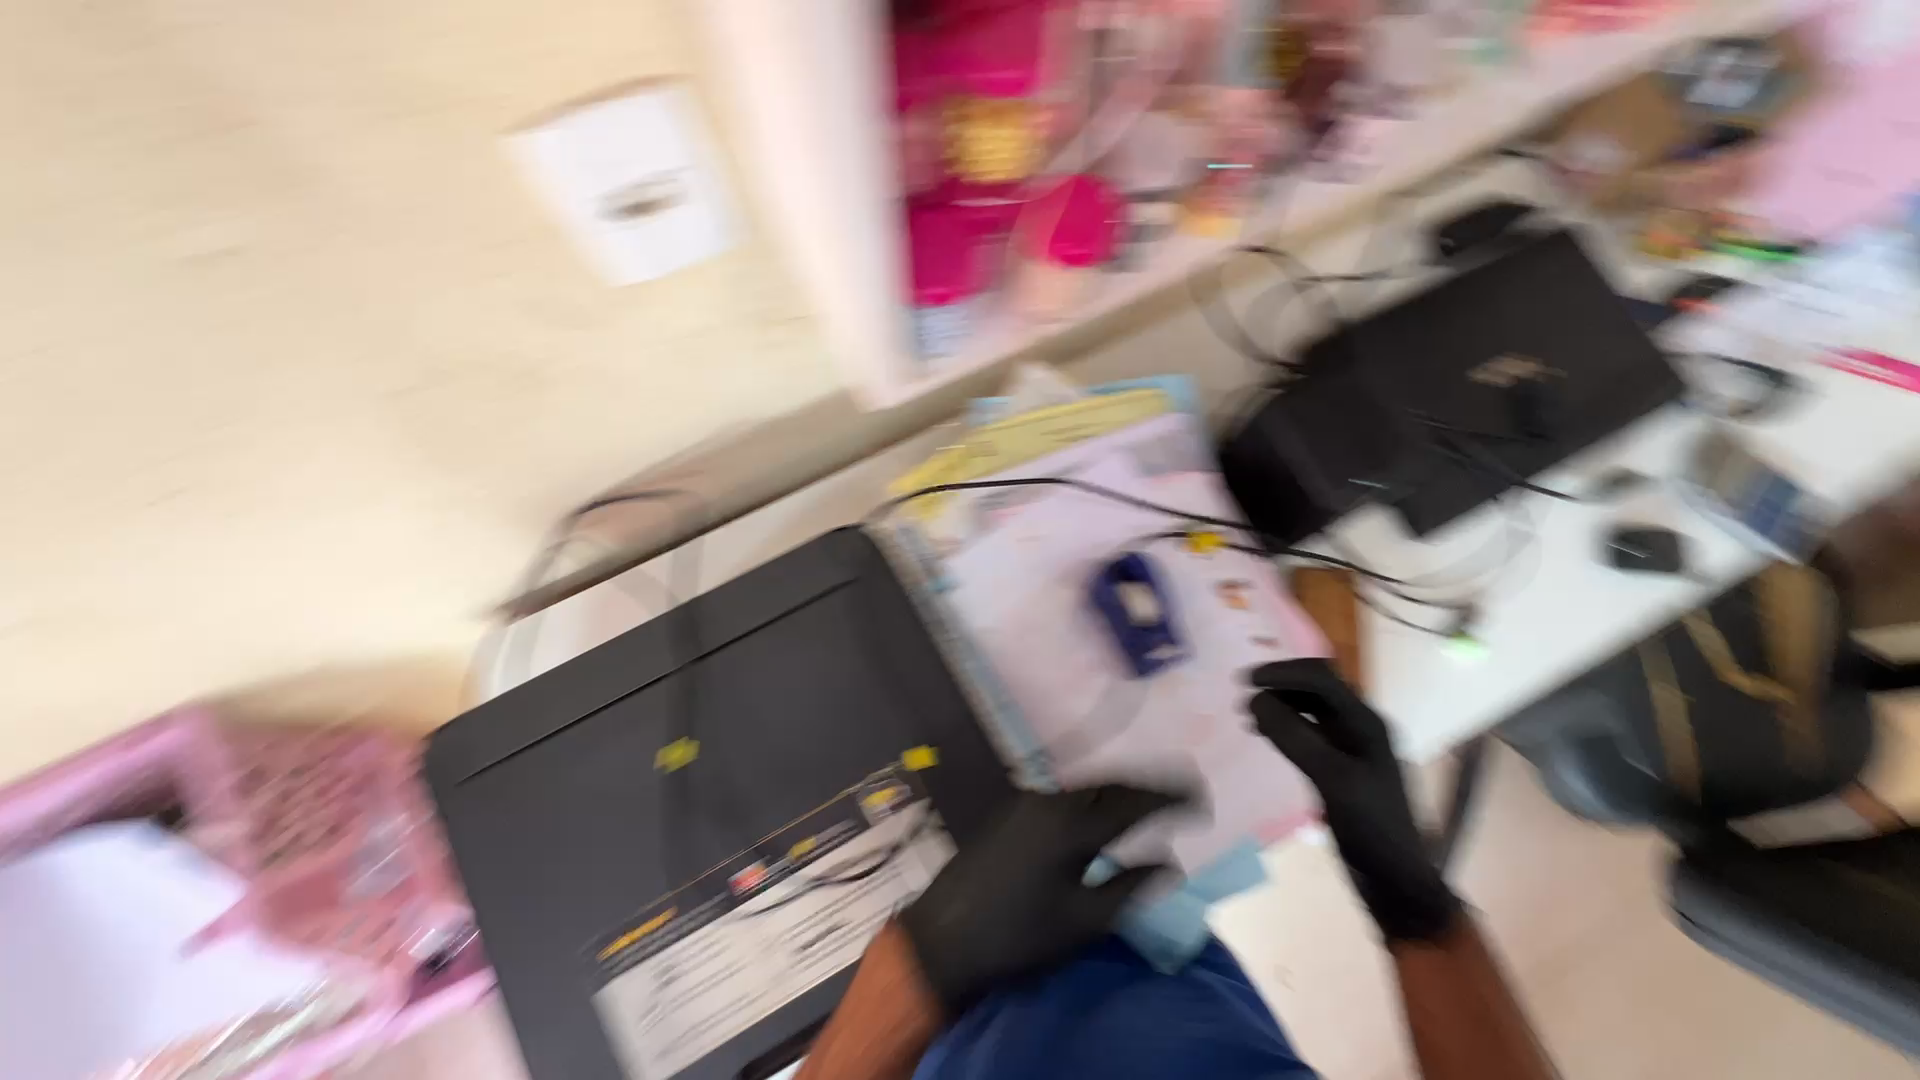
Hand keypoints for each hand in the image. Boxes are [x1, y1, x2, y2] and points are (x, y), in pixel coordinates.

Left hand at [900, 785, 1186, 1012]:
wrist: (943, 936)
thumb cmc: (1017, 936)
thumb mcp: (1082, 922)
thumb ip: (1129, 886)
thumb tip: (1168, 864)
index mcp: (1072, 826)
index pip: (1135, 802)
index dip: (1172, 799)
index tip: (1202, 802)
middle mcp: (1051, 801)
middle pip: (1111, 783)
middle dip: (1149, 785)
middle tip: (1182, 794)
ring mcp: (1027, 802)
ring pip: (1087, 785)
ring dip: (1121, 788)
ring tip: (1151, 801)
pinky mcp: (1013, 811)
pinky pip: (1067, 793)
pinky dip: (1096, 796)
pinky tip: (1104, 812)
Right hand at [1247, 659, 1458, 942]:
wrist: (1397, 880)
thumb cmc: (1371, 828)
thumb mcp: (1332, 780)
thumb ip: (1296, 738)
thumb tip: (1257, 701)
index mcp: (1367, 723)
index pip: (1321, 679)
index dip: (1283, 673)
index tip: (1247, 681)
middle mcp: (1361, 726)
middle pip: (1317, 688)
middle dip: (1280, 685)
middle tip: (1244, 695)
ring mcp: (1353, 747)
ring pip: (1312, 709)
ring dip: (1281, 704)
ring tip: (1249, 716)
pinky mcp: (1342, 766)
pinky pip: (1309, 732)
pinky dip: (1285, 726)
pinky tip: (1266, 736)